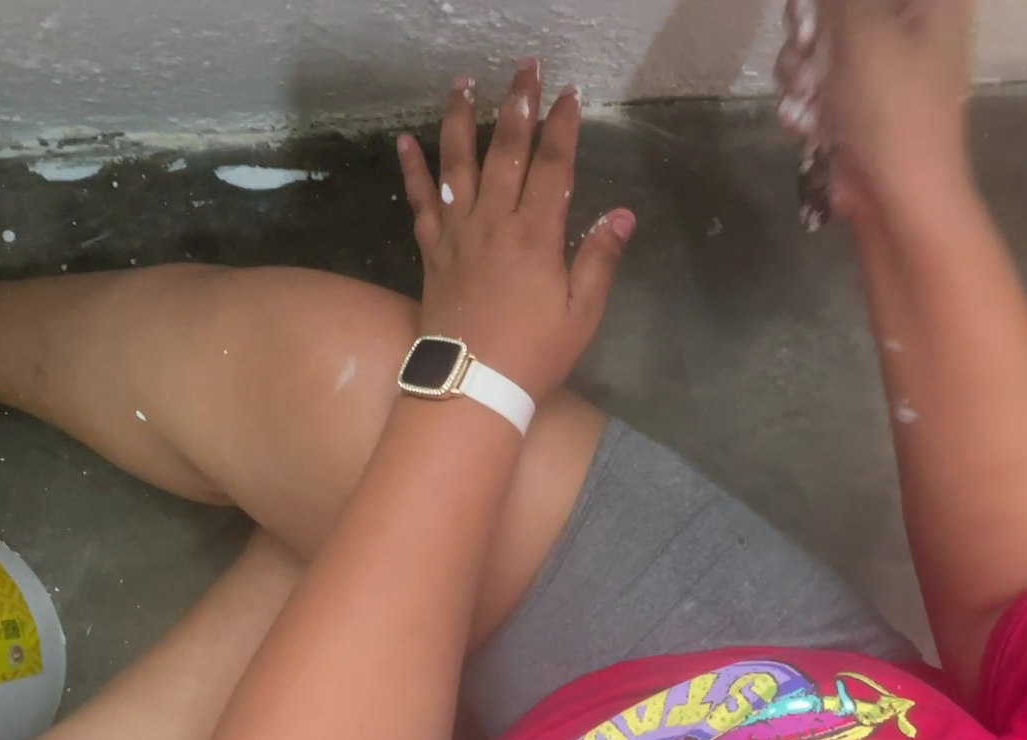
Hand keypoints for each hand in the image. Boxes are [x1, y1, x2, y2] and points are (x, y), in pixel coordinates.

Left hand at [397, 61, 635, 397]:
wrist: (473, 384)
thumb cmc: (535, 354)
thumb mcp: (581, 314)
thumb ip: (599, 260)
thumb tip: (621, 214)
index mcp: (536, 235)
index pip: (553, 166)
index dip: (563, 127)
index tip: (570, 95)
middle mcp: (495, 221)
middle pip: (506, 150)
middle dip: (518, 105)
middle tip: (525, 67)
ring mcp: (458, 233)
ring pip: (458, 164)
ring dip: (461, 119)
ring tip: (463, 83)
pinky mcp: (432, 251)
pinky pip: (420, 202)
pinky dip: (412, 170)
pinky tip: (404, 142)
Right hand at [777, 0, 977, 221]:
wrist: (896, 202)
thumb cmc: (893, 112)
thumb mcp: (864, 31)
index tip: (812, 7)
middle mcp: (903, 21)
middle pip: (833, 2)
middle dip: (809, 25)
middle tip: (808, 46)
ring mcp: (873, 65)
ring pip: (814, 41)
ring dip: (798, 69)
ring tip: (805, 98)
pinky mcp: (849, 103)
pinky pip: (811, 83)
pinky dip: (801, 102)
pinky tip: (805, 123)